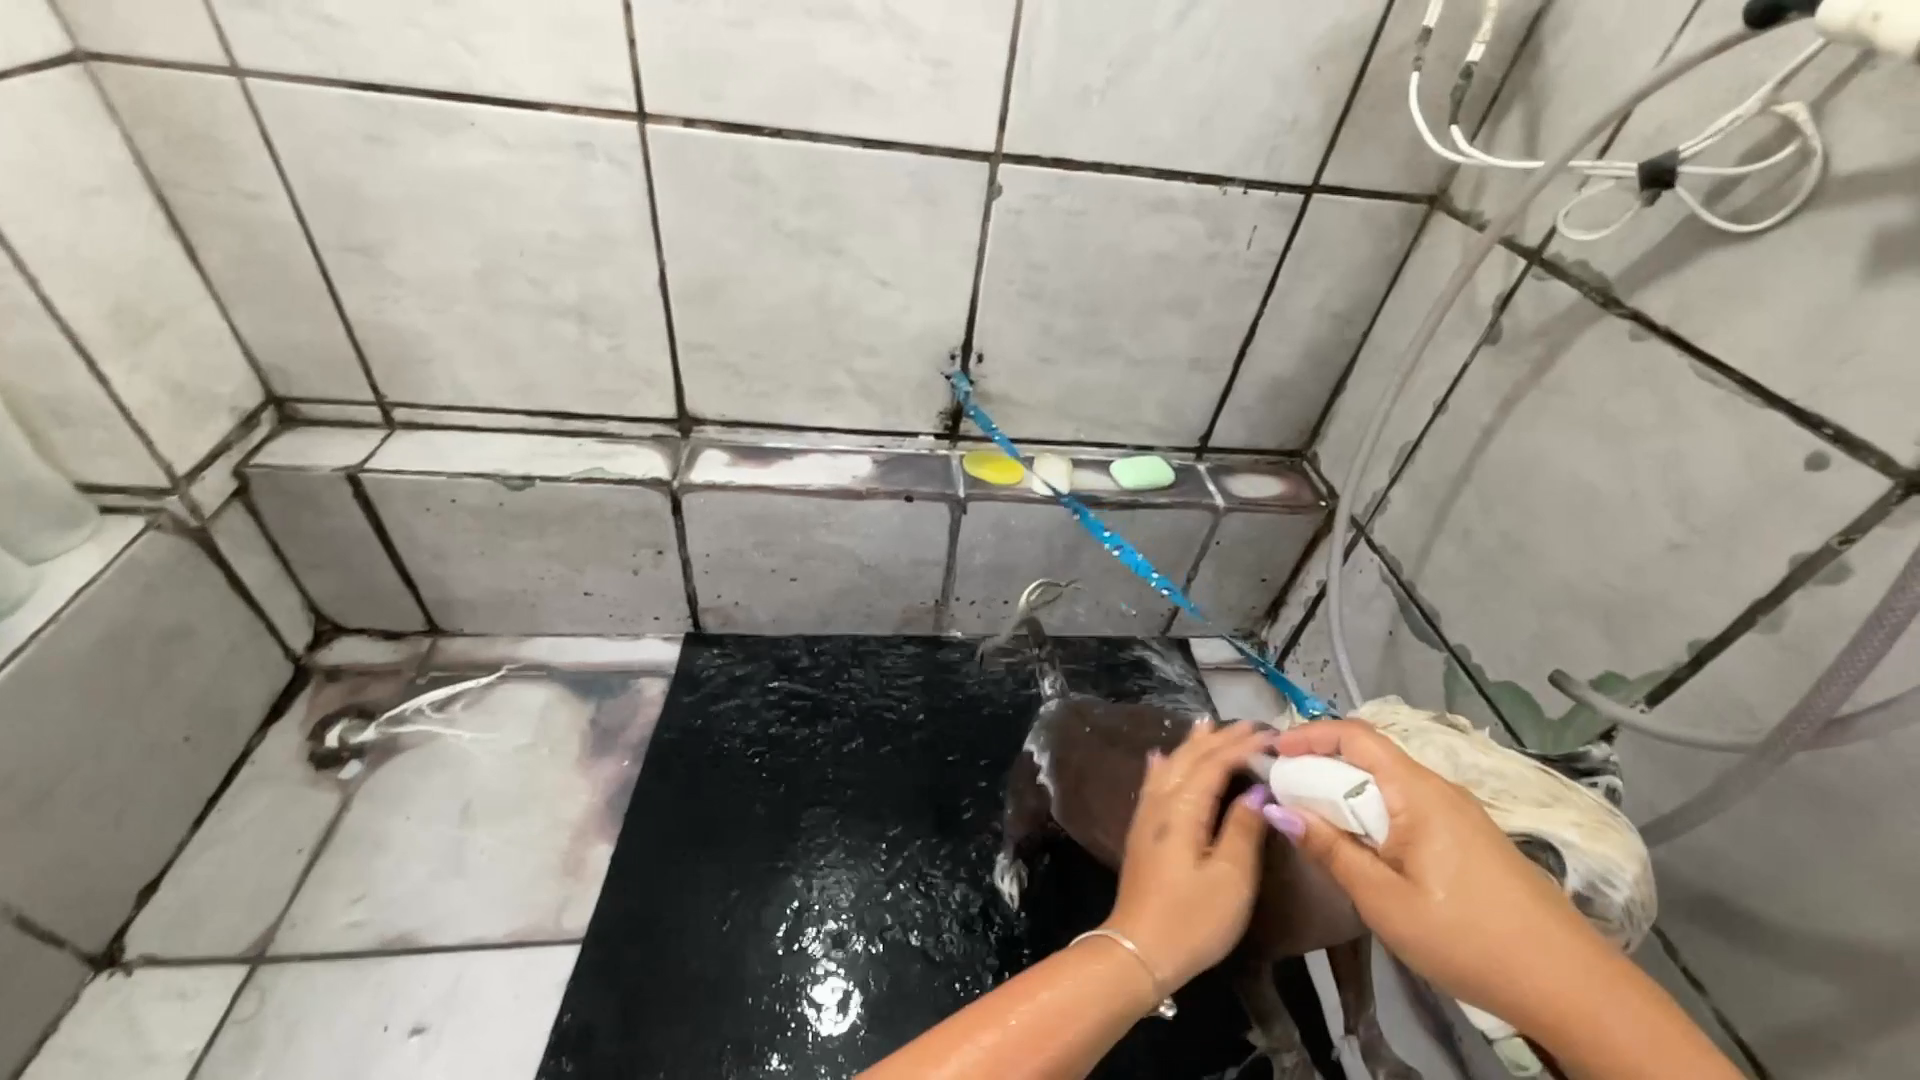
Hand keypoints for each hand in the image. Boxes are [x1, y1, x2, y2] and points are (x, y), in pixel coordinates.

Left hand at [1101, 719, 1275, 993]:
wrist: (1138, 950)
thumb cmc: (1192, 918)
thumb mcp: (1231, 877)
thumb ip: (1243, 829)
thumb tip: (1256, 791)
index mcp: (1183, 809)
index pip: (1215, 764)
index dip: (1242, 746)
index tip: (1271, 734)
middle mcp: (1161, 803)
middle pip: (1190, 760)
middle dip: (1219, 739)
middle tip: (1248, 725)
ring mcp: (1146, 817)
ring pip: (1171, 767)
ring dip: (1192, 746)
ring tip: (1206, 725)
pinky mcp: (1142, 833)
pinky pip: (1155, 784)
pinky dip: (1164, 765)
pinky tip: (1160, 758)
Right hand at [1272, 720, 1619, 1032]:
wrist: (1568, 985)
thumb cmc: (1466, 936)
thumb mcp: (1383, 898)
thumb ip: (1329, 848)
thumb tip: (1277, 807)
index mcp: (1418, 792)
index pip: (1356, 735)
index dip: (1309, 734)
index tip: (1271, 752)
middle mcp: (1438, 790)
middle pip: (1370, 756)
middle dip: (1319, 764)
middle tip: (1280, 790)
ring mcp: (1457, 814)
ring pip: (1387, 783)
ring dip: (1344, 790)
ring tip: (1310, 817)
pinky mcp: (1467, 838)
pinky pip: (1406, 807)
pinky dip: (1370, 811)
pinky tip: (1359, 845)